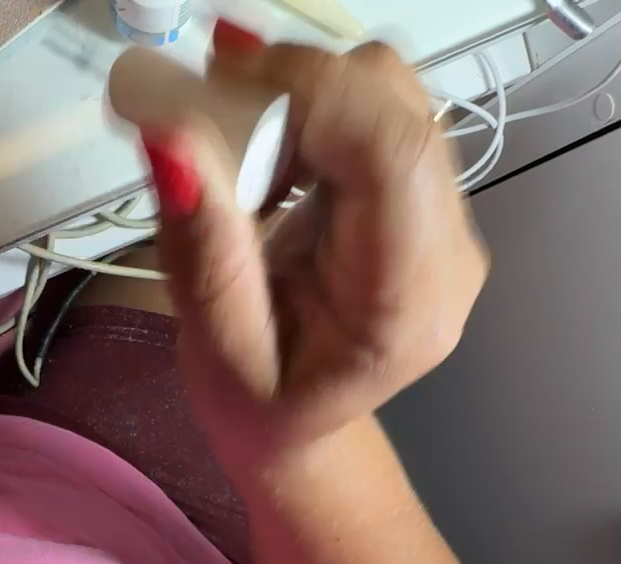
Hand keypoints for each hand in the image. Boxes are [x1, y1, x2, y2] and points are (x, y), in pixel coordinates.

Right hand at [141, 32, 487, 476]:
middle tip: (209, 132)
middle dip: (291, 93)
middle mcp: (448, 252)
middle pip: (391, 108)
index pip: (390, 151)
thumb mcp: (217, 351)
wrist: (294, 421)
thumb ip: (202, 252)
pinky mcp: (419, 196)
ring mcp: (443, 218)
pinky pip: (371, 114)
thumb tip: (172, 140)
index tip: (215, 85)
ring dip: (296, 103)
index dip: (308, 92)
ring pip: (383, 96)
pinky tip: (268, 168)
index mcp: (409, 305)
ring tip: (238, 169)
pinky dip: (306, 115)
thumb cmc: (258, 408)